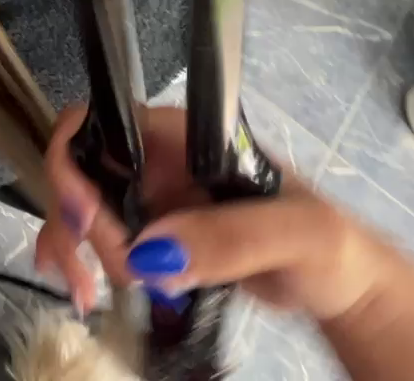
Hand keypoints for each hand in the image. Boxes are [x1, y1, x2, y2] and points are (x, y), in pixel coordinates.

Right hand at [36, 104, 392, 320]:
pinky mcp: (144, 232)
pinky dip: (77, 260)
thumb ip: (230, 236)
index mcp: (177, 134)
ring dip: (71, 245)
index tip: (84, 216)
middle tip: (114, 274)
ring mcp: (145, 194)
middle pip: (78, 167)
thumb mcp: (296, 233)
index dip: (74, 159)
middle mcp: (149, 156)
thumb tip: (150, 252)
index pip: (98, 121)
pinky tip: (83, 287)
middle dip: (78, 221)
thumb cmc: (330, 245)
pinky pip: (93, 238)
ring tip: (92, 292)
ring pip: (78, 203)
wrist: (341, 288)